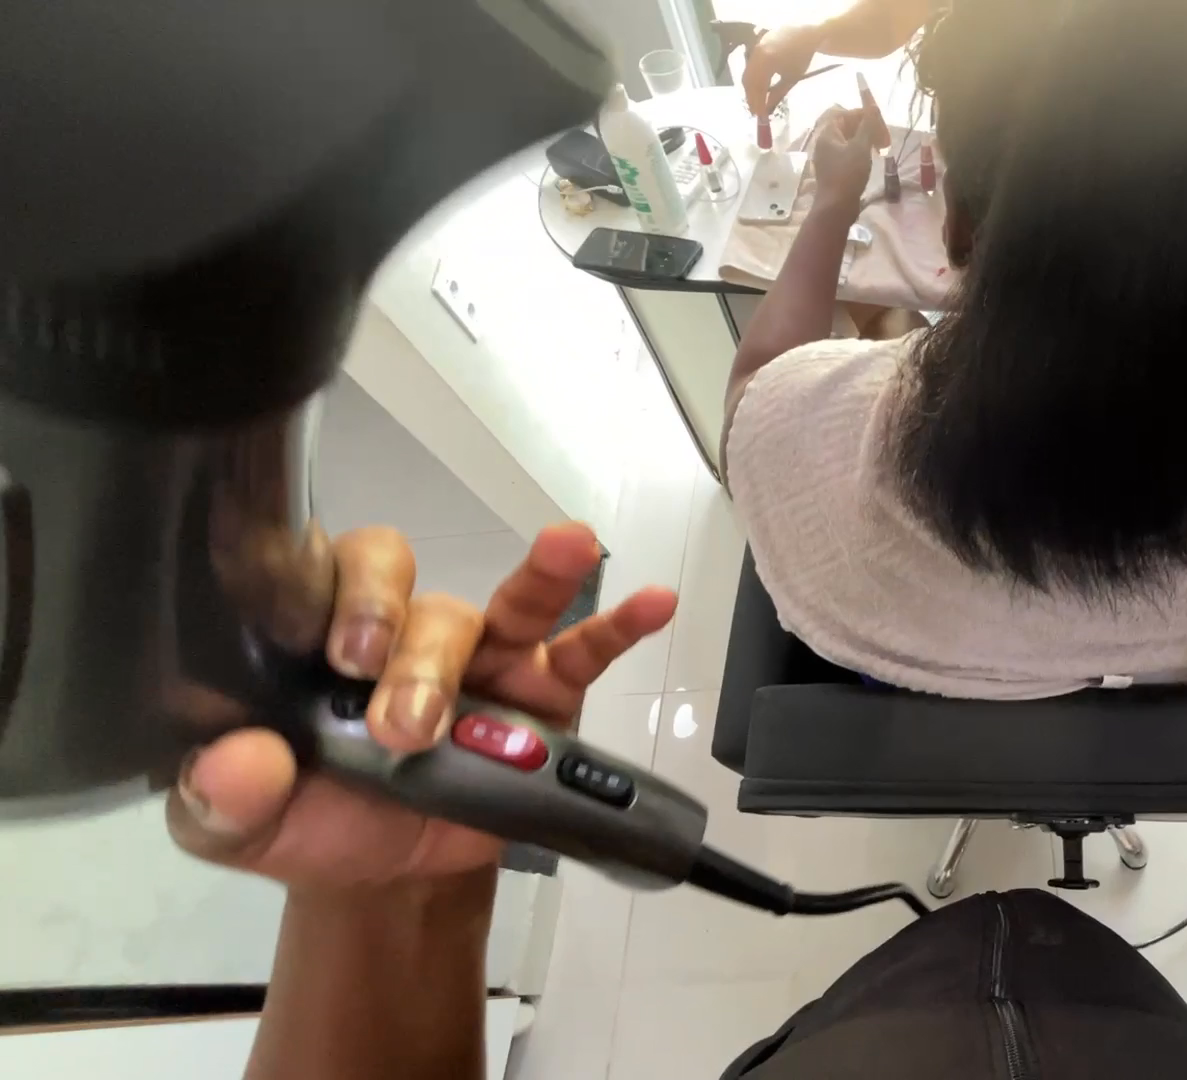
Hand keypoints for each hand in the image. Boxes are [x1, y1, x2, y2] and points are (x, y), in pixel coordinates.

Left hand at [167, 522, 676, 889]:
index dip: (345, 594)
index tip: (350, 653)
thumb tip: (238, 764)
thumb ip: (222, 800)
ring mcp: (493, 655)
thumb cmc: (324, 822)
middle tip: (414, 725)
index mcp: (331, 650)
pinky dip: (622, 625)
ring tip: (572, 544)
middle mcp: (415, 637)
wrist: (402, 864)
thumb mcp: (247, 827)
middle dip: (425, 657)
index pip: (335, 577)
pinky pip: (588, 645)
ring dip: (542, 576)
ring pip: (514, 608)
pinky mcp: (551, 683)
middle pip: (432, 606)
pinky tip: (655, 602)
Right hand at [743, 23, 825, 117]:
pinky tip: (757, 89)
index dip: (757, 103)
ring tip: (755, 103)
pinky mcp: (756, 46)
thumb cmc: (800, 58)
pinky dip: (752, 80)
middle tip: (755, 112)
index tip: (759, 117)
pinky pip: (750, 66)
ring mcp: (755, 48)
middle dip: (751, 97)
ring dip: (750, 90)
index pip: (757, 87)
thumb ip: (776, 94)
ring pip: (747, 73)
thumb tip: (766, 108)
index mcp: (767, 62)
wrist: (803, 34)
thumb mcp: (790, 79)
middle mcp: (757, 53)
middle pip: (748, 81)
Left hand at [809, 103, 883, 210]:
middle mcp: (825, 143)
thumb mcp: (861, 147)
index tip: (880, 124)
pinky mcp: (833, 172)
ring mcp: (828, 159)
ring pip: (848, 143)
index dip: (864, 115)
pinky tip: (870, 162)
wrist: (836, 208)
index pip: (846, 114)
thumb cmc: (848, 175)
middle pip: (847, 128)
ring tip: (879, 150)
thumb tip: (873, 106)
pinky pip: (847, 156)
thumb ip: (868, 125)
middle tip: (883, 139)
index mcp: (828, 133)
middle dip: (866, 129)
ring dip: (864, 142)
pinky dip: (859, 154)